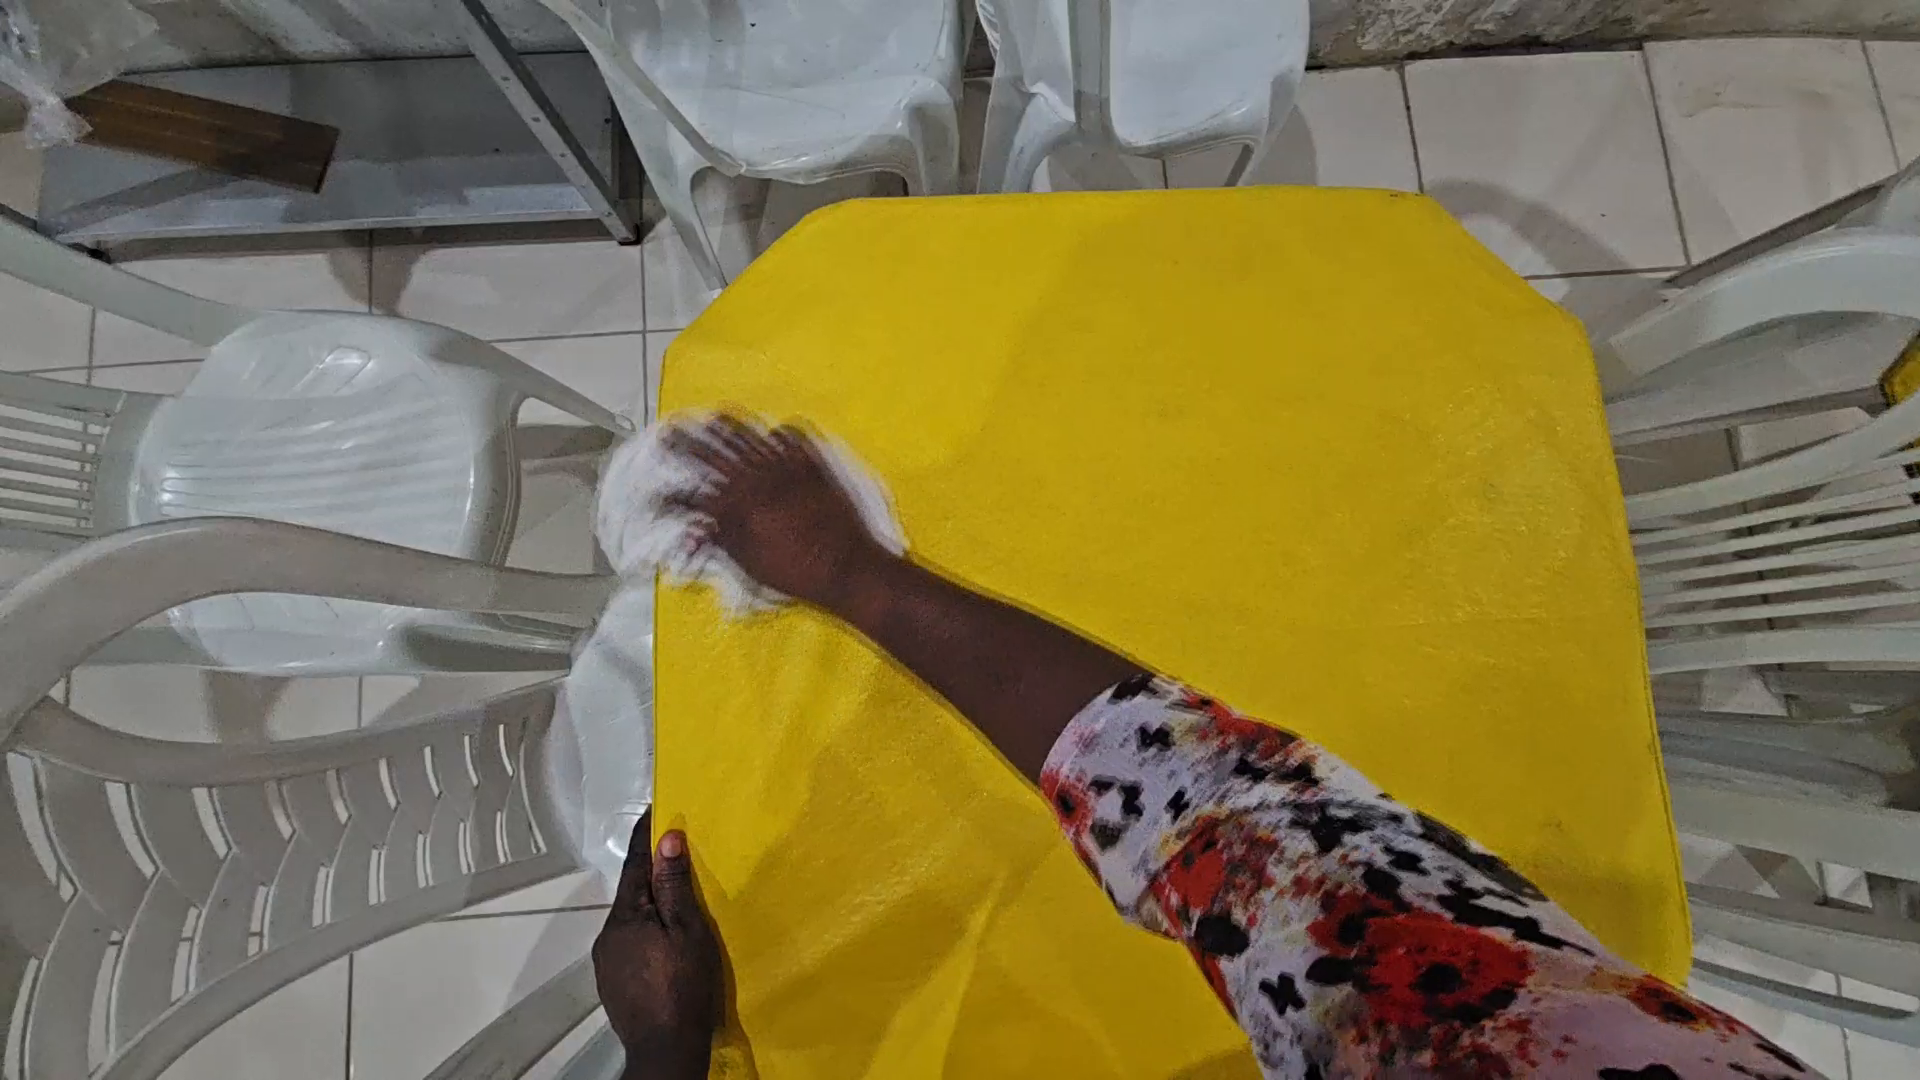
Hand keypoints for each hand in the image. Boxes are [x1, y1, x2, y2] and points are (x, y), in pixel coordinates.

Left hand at [593, 816, 720, 1079]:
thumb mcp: (688, 929)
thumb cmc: (684, 984)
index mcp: (626, 917)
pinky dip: (647, 926)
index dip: (647, 834)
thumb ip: (675, 884)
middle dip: (653, 869)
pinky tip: (667, 935)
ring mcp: (607, 961)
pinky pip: (630, 939)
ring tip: (679, 893)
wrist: (666, 1050)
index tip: (655, 807)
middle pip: (633, 890)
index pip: (636, 863)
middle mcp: (608, 935)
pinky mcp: (613, 980)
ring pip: (632, 916)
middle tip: (680, 849)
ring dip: (651, 901)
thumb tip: (667, 837)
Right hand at [664, 415, 893, 611]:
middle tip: (670, 432)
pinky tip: (775, 433)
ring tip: (713, 418)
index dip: (669, 496)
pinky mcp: (815, 465)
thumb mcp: (750, 564)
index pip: (692, 495)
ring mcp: (788, 467)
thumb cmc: (797, 573)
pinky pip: (795, 437)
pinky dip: (781, 433)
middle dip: (687, 443)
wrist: (847, 567)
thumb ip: (720, 540)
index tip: (655, 495)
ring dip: (728, 426)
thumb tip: (694, 531)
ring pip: (751, 436)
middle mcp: (757, 479)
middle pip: (713, 453)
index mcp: (738, 506)